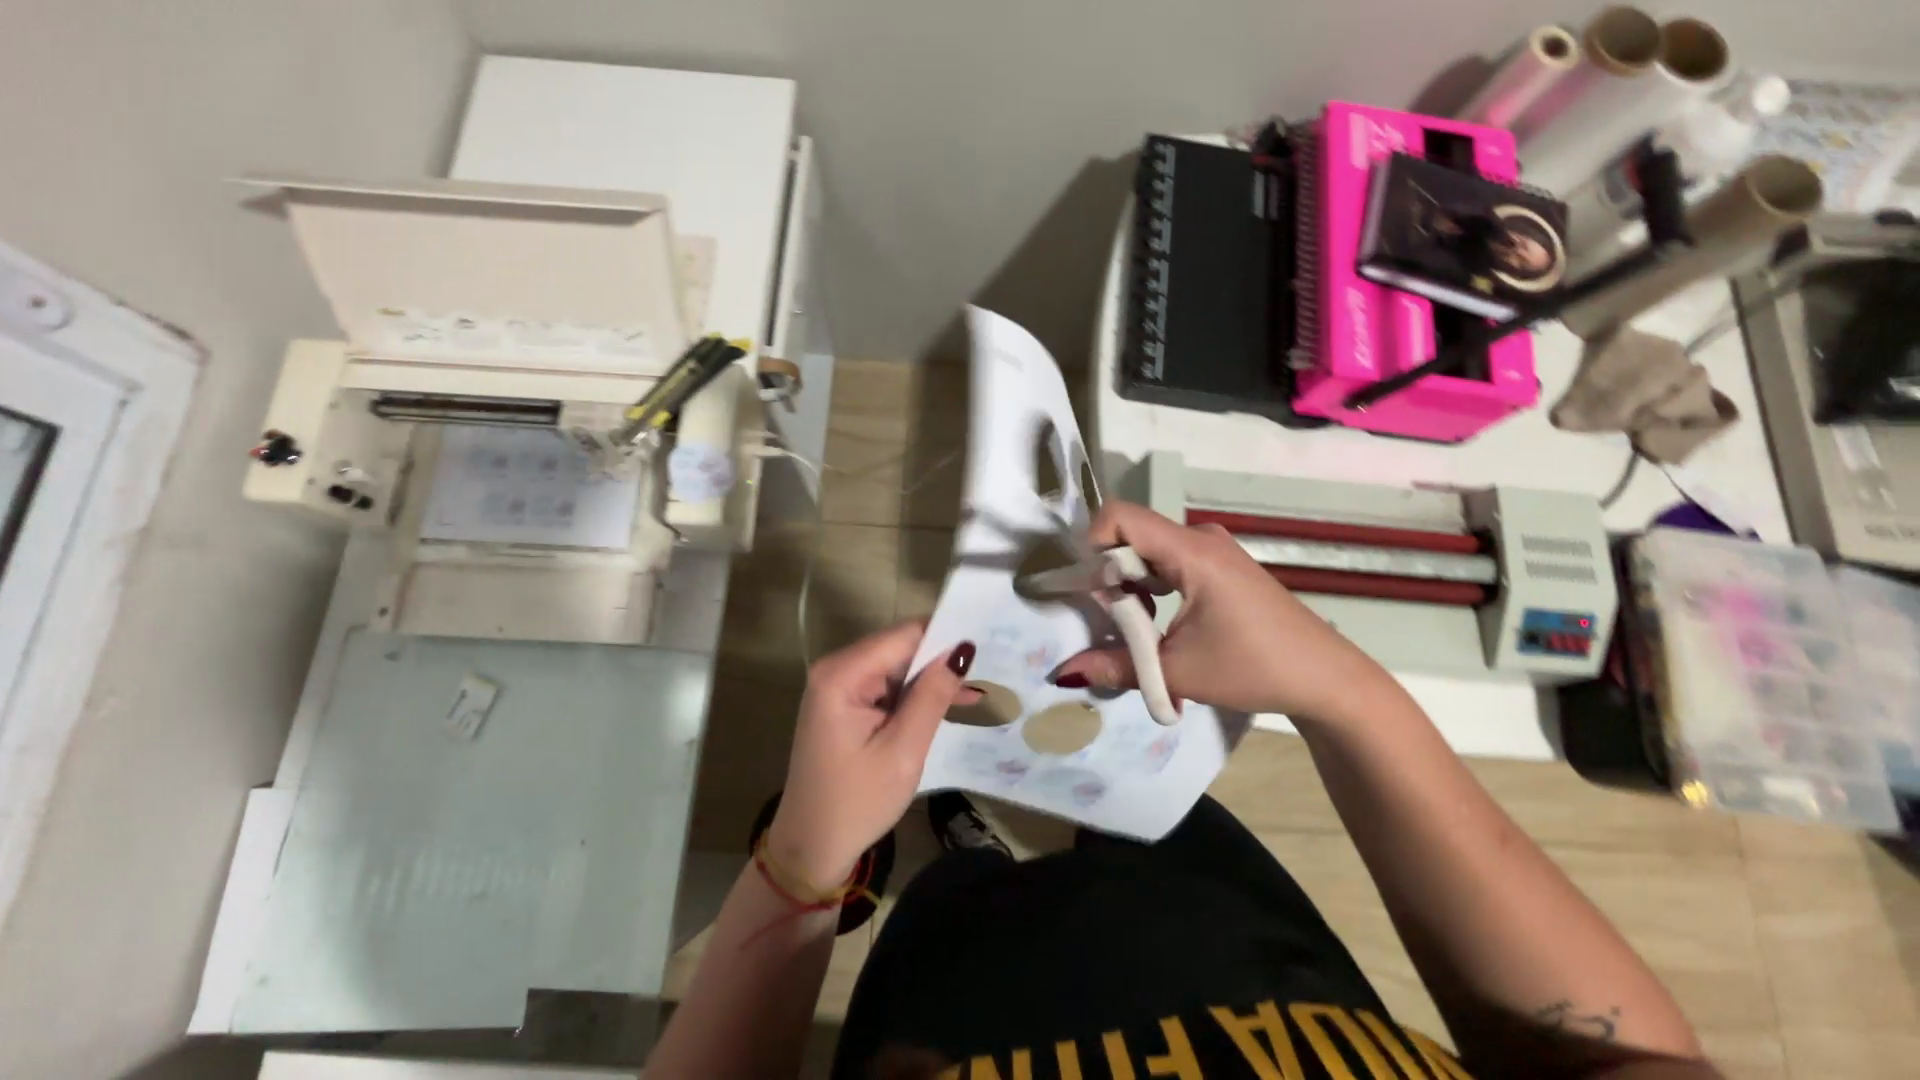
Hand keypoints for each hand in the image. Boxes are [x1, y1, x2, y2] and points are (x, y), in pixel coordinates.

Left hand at [765, 620, 976, 890]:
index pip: (904, 635)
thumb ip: (931, 696)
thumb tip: (962, 651)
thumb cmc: (857, 803)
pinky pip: (888, 687)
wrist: (812, 847)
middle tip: (995, 662)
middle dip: (943, 656)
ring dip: (934, 677)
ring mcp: (838, 688)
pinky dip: (917, 694)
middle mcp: (836, 670)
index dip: (946, 635)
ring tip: (984, 683)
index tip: (991, 640)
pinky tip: (955, 701)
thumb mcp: (902, 751)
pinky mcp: (845, 706)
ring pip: (898, 667)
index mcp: (842, 675)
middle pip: (900, 647)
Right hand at [1051, 501, 1393, 721]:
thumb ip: (1115, 667)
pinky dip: (1153, 585)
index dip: (1093, 547)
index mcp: (1192, 552)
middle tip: (1115, 623)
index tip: (1095, 594)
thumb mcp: (1178, 672)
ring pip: (1150, 549)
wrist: (1326, 679)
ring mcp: (1216, 550)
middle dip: (1111, 575)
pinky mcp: (1223, 566)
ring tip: (1139, 629)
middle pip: (1132, 534)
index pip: (1119, 516)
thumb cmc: (1254, 669)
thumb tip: (1064, 672)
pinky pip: (1170, 560)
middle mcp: (1202, 539)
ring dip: (1132, 584)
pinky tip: (1162, 623)